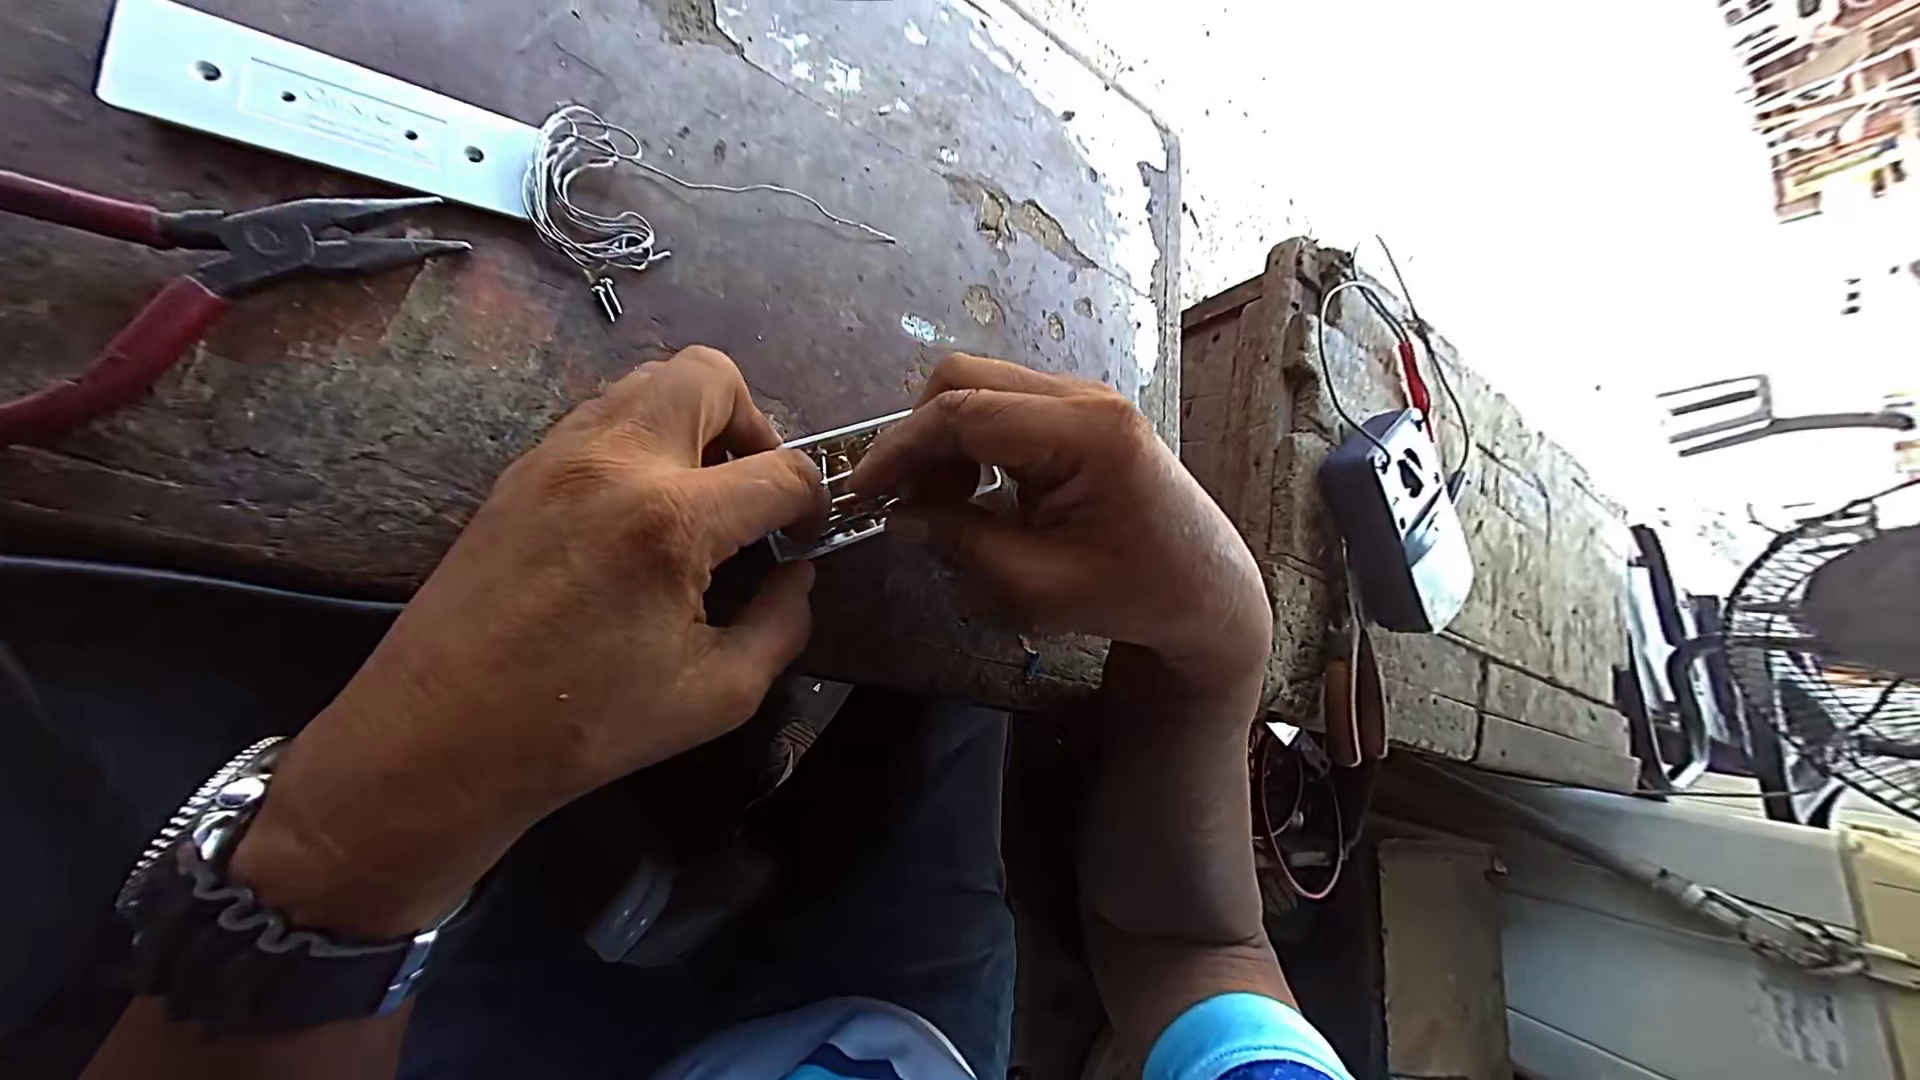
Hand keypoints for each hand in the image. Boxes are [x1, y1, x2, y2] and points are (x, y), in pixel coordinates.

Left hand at [231, 346, 827, 935]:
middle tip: (755, 489)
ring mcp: (559, 454)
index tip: (806, 533)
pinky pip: (608, 412)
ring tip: (706, 492)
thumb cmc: (588, 727)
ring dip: (701, 423)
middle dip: (757, 424)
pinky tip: (649, 504)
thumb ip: (785, 619)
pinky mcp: (524, 468)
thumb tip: (798, 570)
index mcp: (672, 521)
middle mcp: (615, 461)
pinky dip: (650, 437)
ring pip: (652, 379)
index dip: (814, 499)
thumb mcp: (723, 691)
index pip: (783, 471)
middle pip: (710, 375)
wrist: (435, 743)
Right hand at [850, 354, 1269, 692]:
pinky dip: (971, 443)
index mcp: (1086, 432)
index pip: (964, 411)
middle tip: (905, 497)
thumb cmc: (1138, 594)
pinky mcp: (1081, 415)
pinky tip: (974, 488)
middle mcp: (1085, 396)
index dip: (901, 447)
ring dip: (942, 439)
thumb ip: (962, 542)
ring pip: (980, 387)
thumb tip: (899, 515)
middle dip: (918, 436)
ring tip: (939, 501)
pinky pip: (1004, 407)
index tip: (864, 488)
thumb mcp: (1039, 585)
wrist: (1207, 589)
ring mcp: (1085, 399)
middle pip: (965, 378)